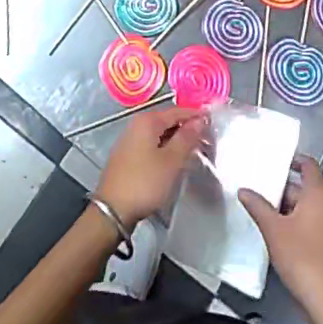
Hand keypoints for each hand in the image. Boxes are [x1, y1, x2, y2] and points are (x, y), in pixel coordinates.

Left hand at [96, 106, 206, 225]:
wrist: (111, 213)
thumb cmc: (145, 183)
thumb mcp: (172, 160)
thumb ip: (187, 137)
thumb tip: (199, 120)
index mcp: (148, 121)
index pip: (178, 110)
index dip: (196, 116)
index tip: (212, 124)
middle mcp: (136, 125)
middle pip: (167, 121)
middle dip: (186, 129)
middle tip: (203, 140)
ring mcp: (128, 141)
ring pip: (159, 134)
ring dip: (175, 140)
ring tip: (190, 151)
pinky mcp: (125, 157)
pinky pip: (150, 145)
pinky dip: (163, 149)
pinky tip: (171, 161)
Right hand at [239, 158, 322, 318]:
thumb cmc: (302, 257)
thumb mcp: (274, 231)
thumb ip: (258, 208)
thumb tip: (244, 190)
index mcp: (318, 195)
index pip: (309, 166)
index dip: (295, 160)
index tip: (279, 160)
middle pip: (307, 188)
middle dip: (285, 189)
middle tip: (261, 191)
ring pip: (309, 208)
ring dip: (290, 209)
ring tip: (266, 214)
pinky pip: (313, 224)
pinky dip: (298, 224)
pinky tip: (281, 237)